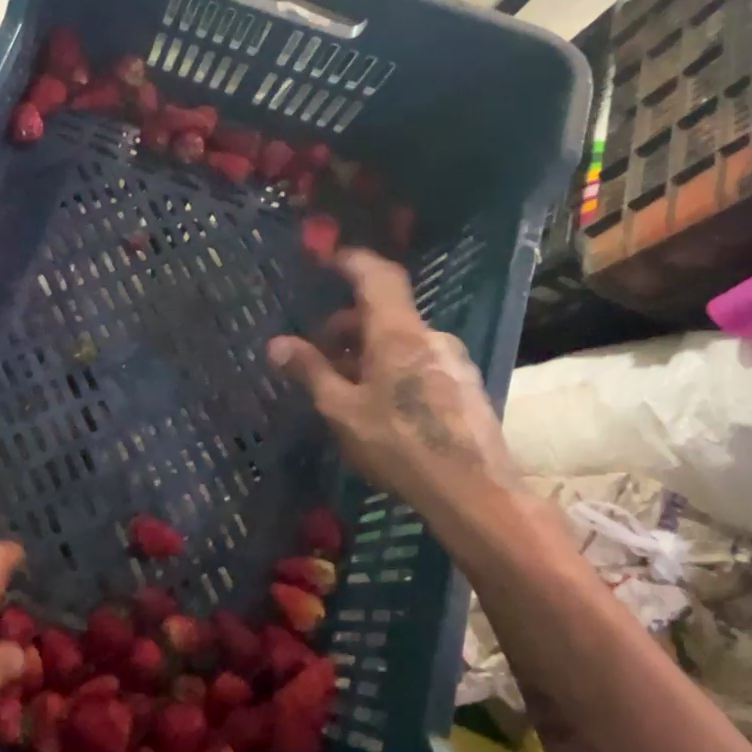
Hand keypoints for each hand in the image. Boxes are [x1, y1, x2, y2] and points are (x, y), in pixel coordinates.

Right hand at [266, 248, 516, 509]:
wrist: (475, 492)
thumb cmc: (399, 445)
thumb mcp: (341, 410)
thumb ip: (310, 371)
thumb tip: (276, 343)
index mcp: (398, 334)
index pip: (377, 277)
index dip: (352, 262)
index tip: (328, 260)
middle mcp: (430, 337)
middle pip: (384, 313)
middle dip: (347, 324)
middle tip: (319, 352)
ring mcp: (453, 362)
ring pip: (402, 341)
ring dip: (368, 351)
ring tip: (344, 386)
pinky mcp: (464, 387)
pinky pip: (419, 362)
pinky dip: (391, 368)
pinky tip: (379, 406)